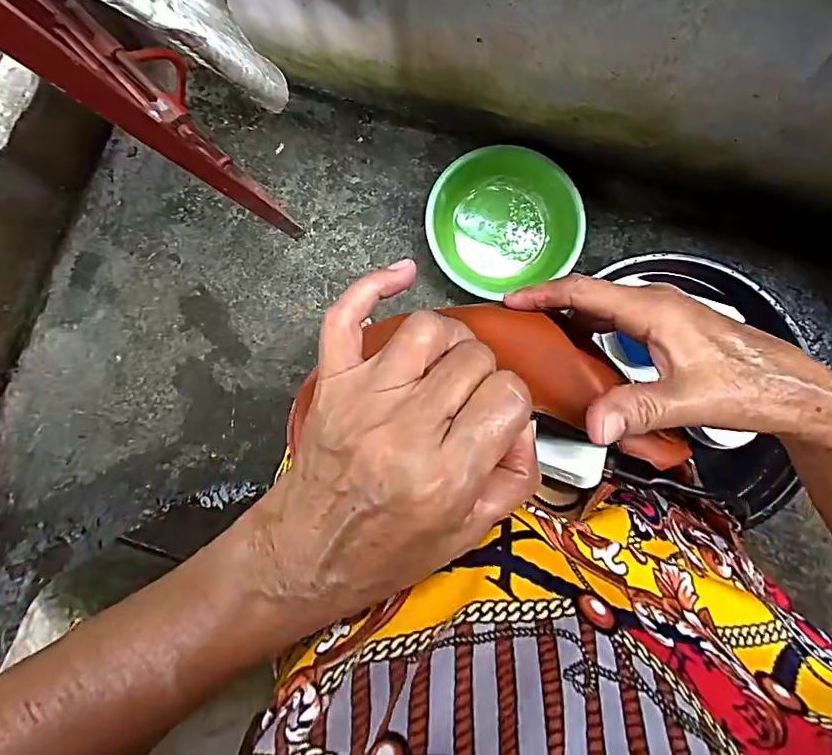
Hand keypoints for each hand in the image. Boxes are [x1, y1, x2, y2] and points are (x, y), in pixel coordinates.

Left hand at [245, 260, 537, 628]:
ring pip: (429, 329)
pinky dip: (372, 286)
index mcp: (444, 474)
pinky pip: (347, 315)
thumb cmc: (388, 550)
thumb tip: (524, 418)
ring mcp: (363, 399)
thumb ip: (516, 474)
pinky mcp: (332, 382)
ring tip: (448, 362)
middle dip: (485, 374)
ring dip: (451, 339)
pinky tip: (401, 274)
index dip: (513, 401)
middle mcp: (404, 430)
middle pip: (474, 358)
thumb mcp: (469, 532)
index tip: (499, 415)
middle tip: (471, 398)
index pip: (508, 396)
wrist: (307, 557)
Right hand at [504, 274, 831, 449]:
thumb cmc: (749, 386)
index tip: (513, 300)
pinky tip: (590, 350)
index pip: (585, 290)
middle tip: (519, 321)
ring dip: (572, 315)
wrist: (790, 388)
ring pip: (606, 306)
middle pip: (591, 294)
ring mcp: (665, 313)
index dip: (544, 293)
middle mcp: (657, 304)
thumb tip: (594, 423)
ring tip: (544, 335)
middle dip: (550, 303)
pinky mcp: (671, 328)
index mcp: (654, 310)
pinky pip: (621, 319)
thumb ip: (636, 410)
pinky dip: (595, 327)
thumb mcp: (687, 400)